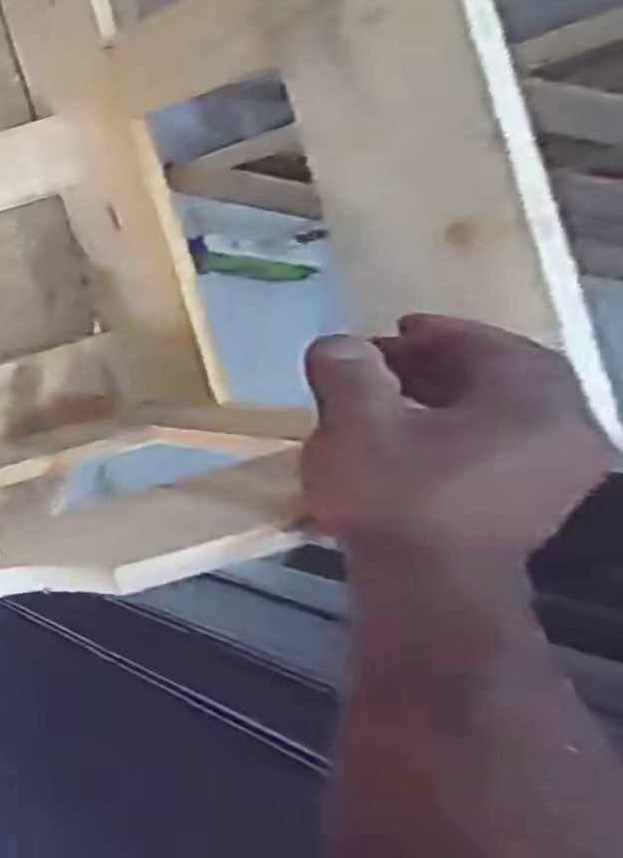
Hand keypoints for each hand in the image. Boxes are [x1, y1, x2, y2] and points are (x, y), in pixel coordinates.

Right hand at [301, 314, 612, 571]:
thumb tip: (340, 344)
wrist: (426, 579)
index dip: (449, 332)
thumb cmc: (393, 493)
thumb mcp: (353, 422)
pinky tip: (407, 433)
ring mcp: (557, 474)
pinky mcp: (534, 499)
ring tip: (385, 394)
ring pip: (506, 412)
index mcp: (535, 411)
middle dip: (444, 361)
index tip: (396, 327)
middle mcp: (566, 437)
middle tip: (381, 359)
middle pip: (511, 380)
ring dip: (448, 393)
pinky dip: (457, 423)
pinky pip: (502, 441)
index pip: (503, 351)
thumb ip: (347, 372)